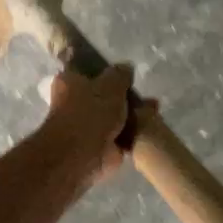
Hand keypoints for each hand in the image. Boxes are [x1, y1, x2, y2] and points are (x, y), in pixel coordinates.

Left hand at [43, 64, 149, 182]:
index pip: (85, 70)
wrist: (83, 155)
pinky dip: (135, 130)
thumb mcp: (110, 84)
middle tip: (143, 92)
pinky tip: (152, 123)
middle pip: (103, 94)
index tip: (123, 72)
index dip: (104, 70)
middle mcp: (75, 102)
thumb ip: (120, 74)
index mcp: (69, 82)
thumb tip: (126, 67)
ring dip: (132, 113)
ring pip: (114, 114)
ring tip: (153, 106)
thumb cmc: (91, 112)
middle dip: (123, 94)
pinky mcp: (102, 145)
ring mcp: (88, 125)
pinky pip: (121, 133)